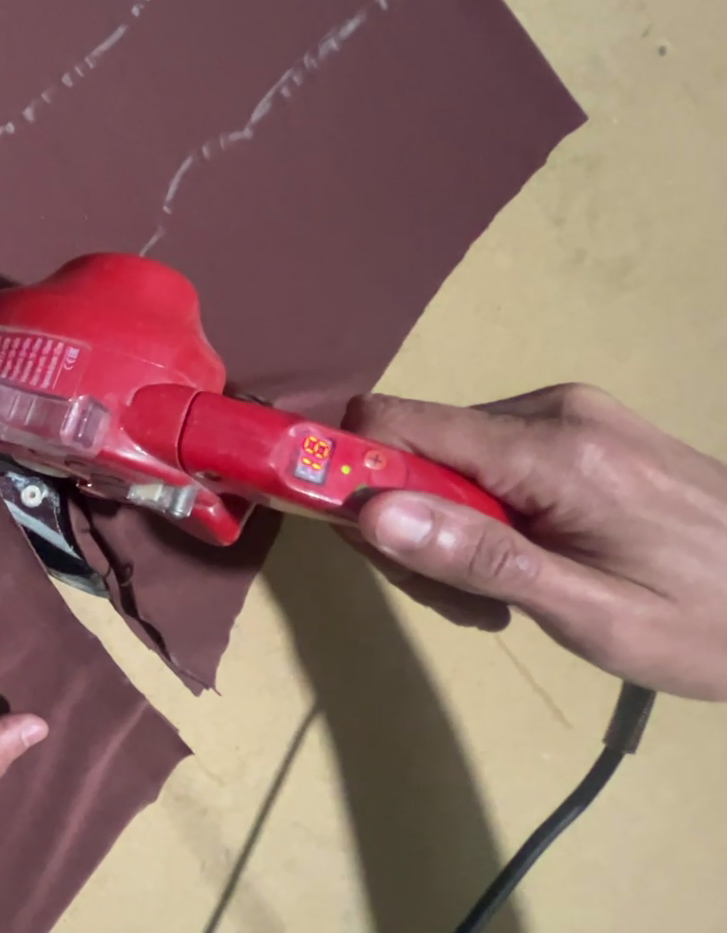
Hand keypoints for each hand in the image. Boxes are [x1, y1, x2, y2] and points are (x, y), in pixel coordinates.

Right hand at [343, 384, 726, 699]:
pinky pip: (474, 457)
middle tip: (450, 592)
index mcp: (553, 449)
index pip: (390, 423)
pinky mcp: (574, 429)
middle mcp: (549, 412)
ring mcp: (565, 416)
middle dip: (401, 520)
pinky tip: (518, 557)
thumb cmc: (721, 627)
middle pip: (407, 447)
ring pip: (434, 456)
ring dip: (436, 524)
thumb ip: (479, 558)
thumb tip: (370, 513)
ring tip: (495, 589)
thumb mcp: (596, 616)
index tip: (365, 538)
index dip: (350, 472)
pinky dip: (469, 511)